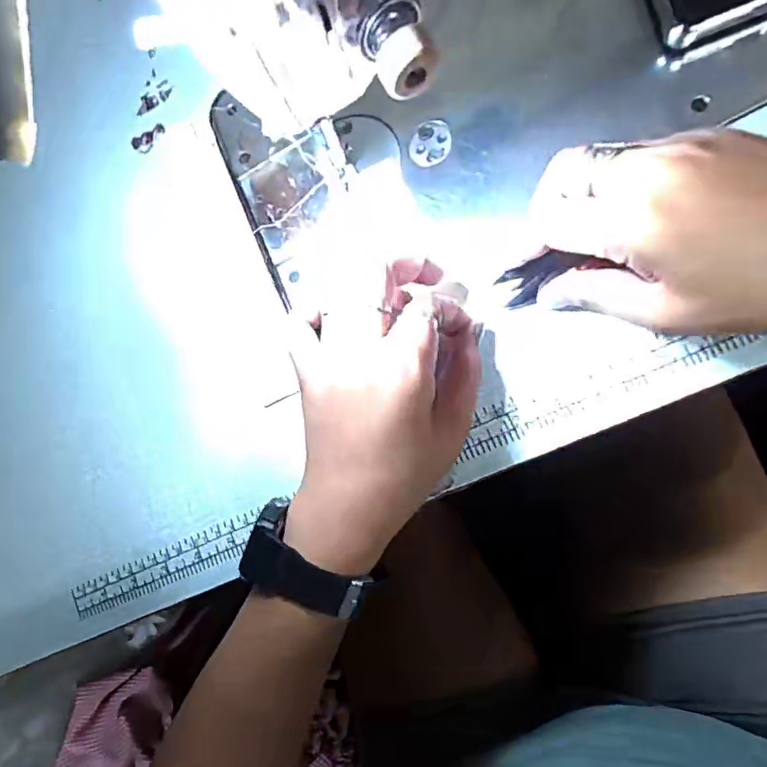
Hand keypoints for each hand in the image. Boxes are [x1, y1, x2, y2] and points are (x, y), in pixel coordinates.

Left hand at [282, 258, 482, 576]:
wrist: (348, 504)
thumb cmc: (408, 473)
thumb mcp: (453, 426)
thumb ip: (466, 371)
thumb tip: (467, 330)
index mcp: (402, 368)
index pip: (425, 305)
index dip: (449, 304)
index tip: (460, 325)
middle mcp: (358, 351)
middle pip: (373, 271)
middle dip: (408, 261)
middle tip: (430, 276)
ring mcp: (324, 356)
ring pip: (338, 286)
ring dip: (370, 280)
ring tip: (392, 295)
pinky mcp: (305, 368)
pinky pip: (299, 320)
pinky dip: (318, 306)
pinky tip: (343, 315)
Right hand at [526, 130, 766, 337]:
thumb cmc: (765, 291)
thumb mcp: (672, 312)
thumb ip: (599, 295)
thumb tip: (551, 291)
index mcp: (629, 213)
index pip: (548, 217)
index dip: (530, 248)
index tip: (529, 273)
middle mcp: (644, 163)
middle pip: (566, 173)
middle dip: (551, 212)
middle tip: (565, 255)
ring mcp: (681, 140)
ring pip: (606, 159)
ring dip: (590, 196)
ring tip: (614, 241)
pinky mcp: (713, 133)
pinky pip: (646, 154)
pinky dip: (629, 184)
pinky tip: (660, 218)